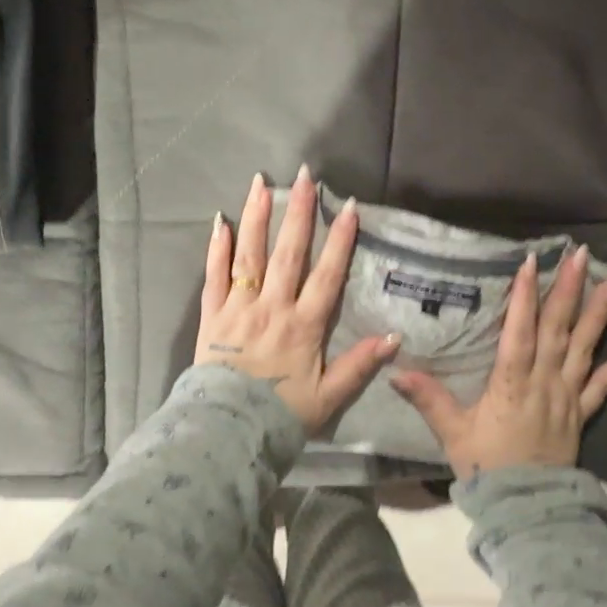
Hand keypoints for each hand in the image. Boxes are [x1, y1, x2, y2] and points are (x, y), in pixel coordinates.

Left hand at [196, 165, 400, 434]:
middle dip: (298, 212)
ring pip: (249, 255)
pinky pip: (214, 276)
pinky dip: (216, 248)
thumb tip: (395, 337)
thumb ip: (360, 365)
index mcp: (304, 325)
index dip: (340, 241)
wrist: (228, 431)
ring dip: (256, 217)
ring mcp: (239, 308)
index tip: (348, 207)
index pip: (326, 275)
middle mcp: (272, 307)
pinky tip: (220, 221)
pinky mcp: (211, 316)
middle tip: (305, 175)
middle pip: (288, 253)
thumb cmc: (282, 416)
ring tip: (261, 183)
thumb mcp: (329, 396)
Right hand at [392, 247, 606, 479]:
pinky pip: (604, 385)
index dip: (525, 296)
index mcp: (512, 382)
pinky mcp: (582, 413)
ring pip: (585, 347)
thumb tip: (395, 370)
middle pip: (558, 329)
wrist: (526, 505)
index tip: (531, 261)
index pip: (520, 331)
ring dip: (598, 312)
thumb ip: (428, 398)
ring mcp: (568, 396)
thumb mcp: (452, 432)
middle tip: (580, 253)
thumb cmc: (486, 465)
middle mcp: (545, 381)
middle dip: (568, 289)